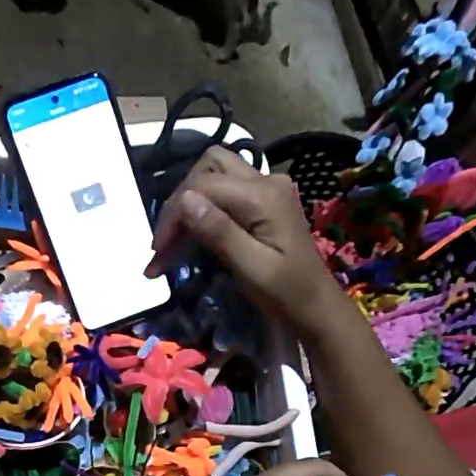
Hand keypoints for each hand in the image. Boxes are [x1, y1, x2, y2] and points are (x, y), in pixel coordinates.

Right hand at [147, 147, 351, 337]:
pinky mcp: (266, 201)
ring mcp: (268, 189)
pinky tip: (193, 236)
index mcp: (263, 196)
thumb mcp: (251, 268)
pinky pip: (227, 191)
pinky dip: (205, 208)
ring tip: (173, 243)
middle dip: (179, 203)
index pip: (203, 186)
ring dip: (190, 203)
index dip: (174, 215)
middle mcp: (266, 181)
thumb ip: (219, 232)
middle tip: (164, 245)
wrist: (317, 307)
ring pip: (215, 175)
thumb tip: (185, 199)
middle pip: (207, 168)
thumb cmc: (286, 293)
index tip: (158, 252)